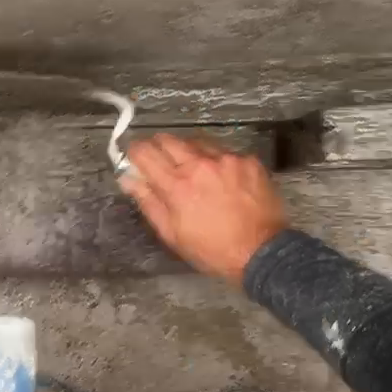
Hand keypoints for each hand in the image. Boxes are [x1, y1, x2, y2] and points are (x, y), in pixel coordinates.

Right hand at [121, 134, 287, 285]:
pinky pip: (224, 151)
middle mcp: (200, 165)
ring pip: (196, 141)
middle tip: (162, 164)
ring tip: (194, 172)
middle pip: (168, 139)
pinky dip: (216, 161)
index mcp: (177, 186)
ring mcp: (227, 159)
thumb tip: (128, 179)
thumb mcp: (172, 234)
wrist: (263, 252)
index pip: (144, 152)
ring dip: (188, 153)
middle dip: (159, 148)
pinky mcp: (248, 160)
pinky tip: (222, 179)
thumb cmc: (212, 250)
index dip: (134, 152)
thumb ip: (148, 202)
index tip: (135, 158)